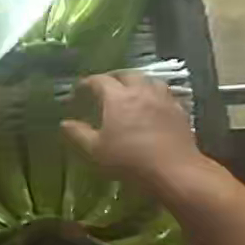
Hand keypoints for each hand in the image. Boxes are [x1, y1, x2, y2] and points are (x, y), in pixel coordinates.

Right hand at [61, 72, 204, 190]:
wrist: (172, 169)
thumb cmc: (127, 159)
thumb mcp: (94, 150)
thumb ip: (78, 134)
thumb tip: (65, 123)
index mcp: (118, 98)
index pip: (100, 81)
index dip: (87, 83)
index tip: (78, 90)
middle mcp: (142, 92)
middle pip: (127, 75)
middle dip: (113, 78)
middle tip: (103, 87)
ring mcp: (163, 99)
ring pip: (149, 81)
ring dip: (136, 83)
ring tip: (129, 92)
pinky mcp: (179, 110)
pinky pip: (164, 94)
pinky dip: (153, 94)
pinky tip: (151, 105)